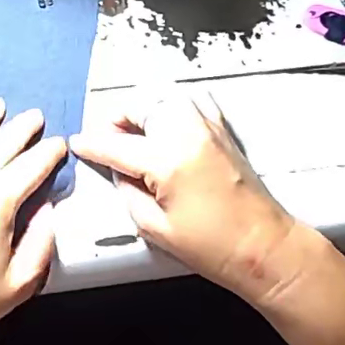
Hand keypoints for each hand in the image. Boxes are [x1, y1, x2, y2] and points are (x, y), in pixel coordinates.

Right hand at [70, 90, 325, 309]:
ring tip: (138, 132)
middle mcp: (186, 133)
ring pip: (165, 97)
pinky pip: (192, 101)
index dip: (92, 146)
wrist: (266, 247)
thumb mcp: (155, 228)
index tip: (79, 144)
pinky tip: (168, 126)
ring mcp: (207, 127)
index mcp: (166, 161)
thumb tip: (119, 172)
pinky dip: (173, 106)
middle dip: (119, 120)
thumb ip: (128, 193)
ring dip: (145, 109)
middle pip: (140, 106)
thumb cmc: (213, 247)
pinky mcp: (223, 130)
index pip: (117, 146)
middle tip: (112, 140)